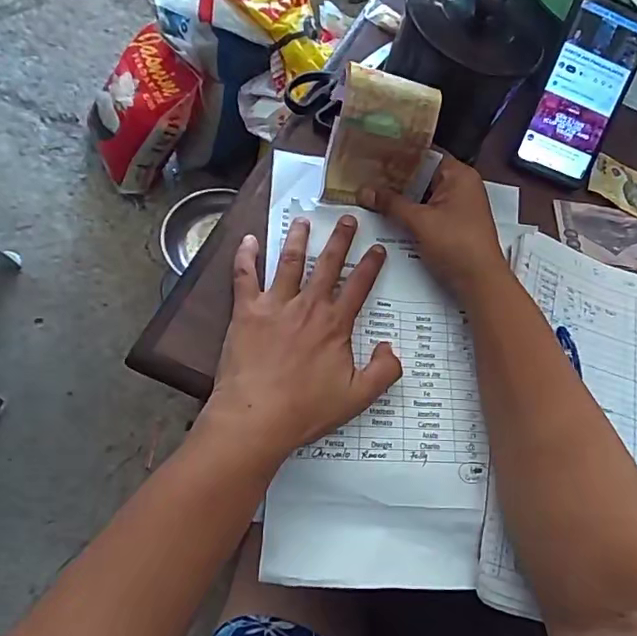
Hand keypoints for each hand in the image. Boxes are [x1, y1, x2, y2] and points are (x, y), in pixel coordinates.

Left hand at [202, 215, 403, 463]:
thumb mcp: (357, 397)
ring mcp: (275, 305)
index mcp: (334, 324)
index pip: (359, 286)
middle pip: (327, 264)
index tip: (377, 249)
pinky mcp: (246, 312)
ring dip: (298, 239)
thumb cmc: (305, 409)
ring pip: (289, 262)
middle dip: (340, 239)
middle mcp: (307, 307)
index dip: (371, 265)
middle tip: (347, 219)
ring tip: (303, 221)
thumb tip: (391, 348)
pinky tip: (249, 240)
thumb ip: (383, 371)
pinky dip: (246, 256)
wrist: (257, 416)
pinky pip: (245, 276)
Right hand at [361, 155, 508, 297]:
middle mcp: (460, 186)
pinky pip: (426, 211)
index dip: (398, 153)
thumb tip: (364, 190)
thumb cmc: (456, 245)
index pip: (424, 154)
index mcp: (459, 175)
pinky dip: (409, 212)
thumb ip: (391, 203)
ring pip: (422, 194)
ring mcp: (457, 206)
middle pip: (422, 174)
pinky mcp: (452, 224)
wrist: (481, 283)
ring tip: (369, 191)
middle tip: (363, 174)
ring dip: (400, 196)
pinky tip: (385, 213)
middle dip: (394, 177)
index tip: (372, 152)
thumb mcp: (420, 222)